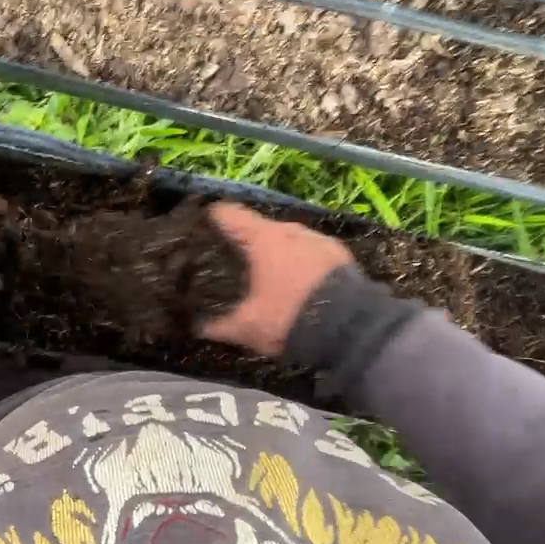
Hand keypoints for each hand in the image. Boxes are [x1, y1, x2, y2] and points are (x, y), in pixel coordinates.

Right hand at [198, 202, 353, 355]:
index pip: (228, 215)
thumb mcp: (246, 328)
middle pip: (258, 227)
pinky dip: (297, 262)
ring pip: (286, 240)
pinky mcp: (338, 255)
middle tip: (229, 259)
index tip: (199, 225)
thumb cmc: (287, 319)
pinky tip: (294, 282)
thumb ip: (217, 326)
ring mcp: (317, 239)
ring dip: (274, 252)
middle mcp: (290, 230)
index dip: (211, 218)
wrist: (349, 328)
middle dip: (244, 241)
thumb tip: (196, 327)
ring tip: (262, 272)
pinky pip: (308, 252)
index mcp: (262, 239)